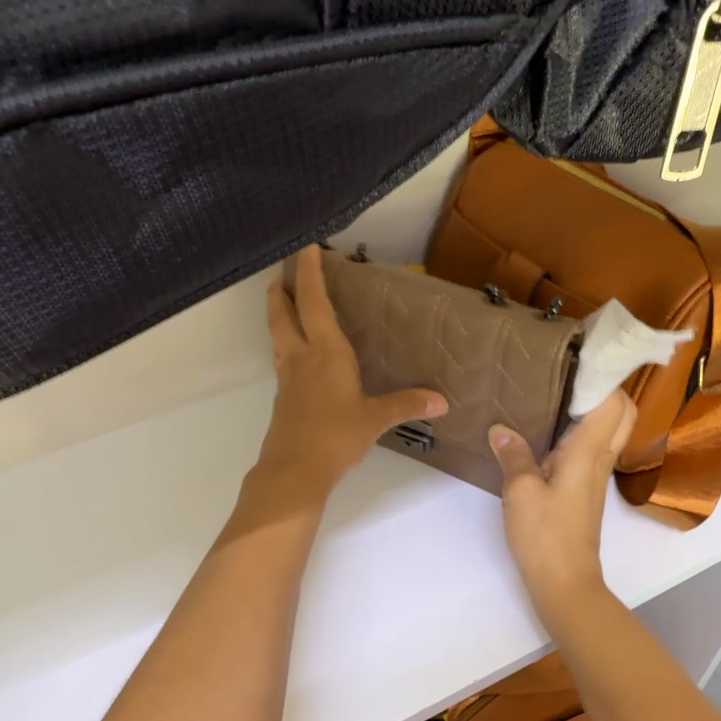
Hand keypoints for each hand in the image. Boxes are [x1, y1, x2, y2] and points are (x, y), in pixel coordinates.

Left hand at [252, 245, 446, 500]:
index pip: (314, 303)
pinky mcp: (283, 402)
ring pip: (279, 339)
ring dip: (279, 318)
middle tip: (278, 276)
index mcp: (325, 353)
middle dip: (281, 293)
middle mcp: (301, 359)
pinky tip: (299, 359)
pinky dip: (288, 349)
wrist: (294, 472)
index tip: (304, 249)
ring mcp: (288, 381)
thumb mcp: (375, 419)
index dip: (308, 274)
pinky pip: (284, 364)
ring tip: (282, 306)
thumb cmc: (335, 437)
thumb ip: (406, 405)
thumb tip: (441, 401)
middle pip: (283, 316)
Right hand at [489, 392, 637, 619]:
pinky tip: (547, 430)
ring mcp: (594, 476)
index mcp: (589, 451)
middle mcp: (599, 458)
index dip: (604, 373)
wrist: (564, 581)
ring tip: (557, 391)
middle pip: (621, 411)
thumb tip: (500, 429)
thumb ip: (513, 455)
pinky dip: (580, 429)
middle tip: (571, 371)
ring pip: (608, 430)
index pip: (612, 399)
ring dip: (593, 407)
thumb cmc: (545, 534)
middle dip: (605, 386)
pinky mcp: (584, 490)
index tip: (581, 351)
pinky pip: (591, 447)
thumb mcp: (519, 491)